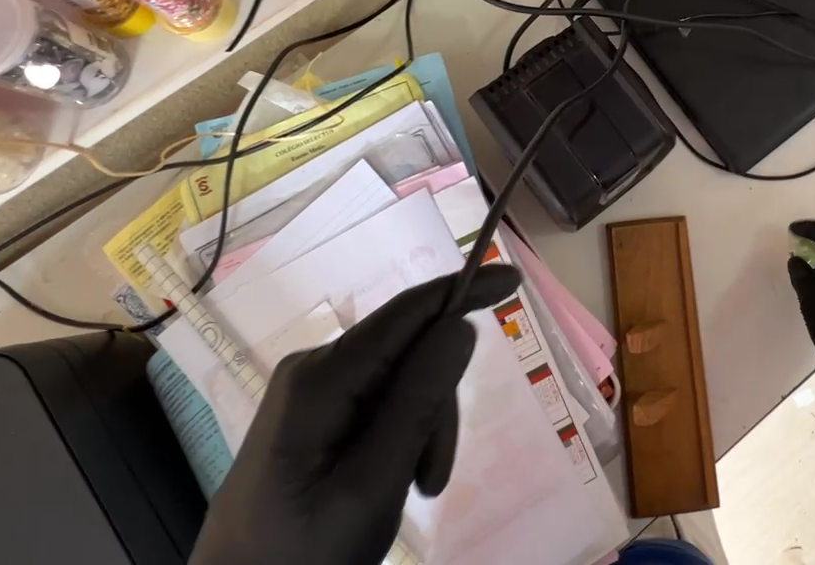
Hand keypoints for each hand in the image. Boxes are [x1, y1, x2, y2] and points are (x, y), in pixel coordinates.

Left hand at [189, 264, 522, 564]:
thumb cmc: (301, 557)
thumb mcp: (370, 489)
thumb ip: (417, 404)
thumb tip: (461, 325)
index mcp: (321, 377)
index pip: (408, 313)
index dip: (463, 288)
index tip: (512, 277)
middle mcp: (315, 366)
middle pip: (408, 351)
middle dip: (436, 405)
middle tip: (434, 479)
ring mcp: (313, 388)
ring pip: (400, 380)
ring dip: (421, 429)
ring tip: (413, 491)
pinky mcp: (316, 411)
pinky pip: (380, 401)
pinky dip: (401, 436)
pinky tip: (393, 480)